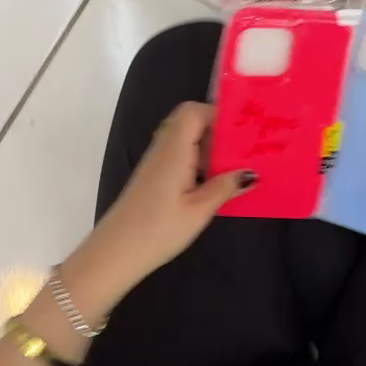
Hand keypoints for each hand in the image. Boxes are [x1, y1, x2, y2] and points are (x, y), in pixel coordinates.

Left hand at [62, 103, 253, 315]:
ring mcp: (156, 163)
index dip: (218, 114)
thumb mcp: (198, 211)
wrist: (114, 254)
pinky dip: (197, 161)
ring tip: (235, 165)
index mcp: (174, 150)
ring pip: (184, 139)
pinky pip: (178, 155)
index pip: (194, 112)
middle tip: (243, 149)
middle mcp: (163, 149)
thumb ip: (224, 187)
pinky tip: (213, 182)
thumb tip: (251, 172)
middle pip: (189, 122)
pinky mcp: (153, 177)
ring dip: (208, 147)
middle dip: (217, 130)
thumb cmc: (158, 231)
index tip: (242, 130)